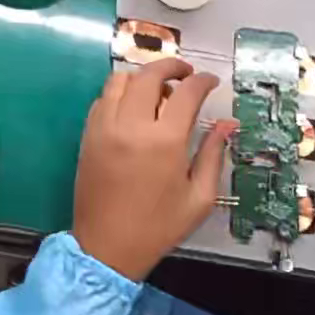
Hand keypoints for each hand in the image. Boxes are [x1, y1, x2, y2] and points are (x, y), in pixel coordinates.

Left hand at [72, 58, 235, 281]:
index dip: (203, 81)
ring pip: (119, 81)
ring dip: (141, 77)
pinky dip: (119, 93)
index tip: (211, 82)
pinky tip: (132, 107)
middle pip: (149, 75)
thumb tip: (226, 124)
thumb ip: (213, 155)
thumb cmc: (158, 227)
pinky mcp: (88, 137)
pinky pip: (102, 100)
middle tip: (185, 75)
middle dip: (171, 66)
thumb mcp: (198, 197)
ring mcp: (104, 129)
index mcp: (164, 141)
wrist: (107, 248)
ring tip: (157, 89)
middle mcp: (131, 126)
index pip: (186, 92)